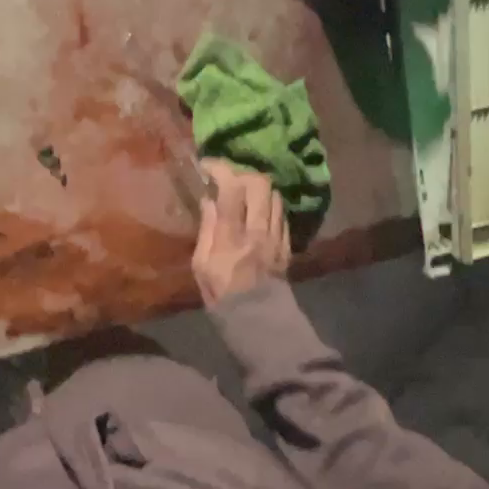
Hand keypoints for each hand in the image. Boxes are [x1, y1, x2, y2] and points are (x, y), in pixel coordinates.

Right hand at [191, 159, 290, 306]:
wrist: (258, 321)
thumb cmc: (221, 295)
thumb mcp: (201, 265)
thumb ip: (207, 229)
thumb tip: (209, 200)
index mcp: (232, 236)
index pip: (232, 188)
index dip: (220, 169)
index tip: (207, 167)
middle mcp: (258, 230)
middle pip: (260, 183)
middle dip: (241, 173)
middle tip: (226, 178)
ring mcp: (277, 236)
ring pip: (274, 194)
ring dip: (257, 188)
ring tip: (242, 193)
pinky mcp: (287, 243)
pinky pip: (281, 212)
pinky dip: (268, 205)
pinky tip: (256, 213)